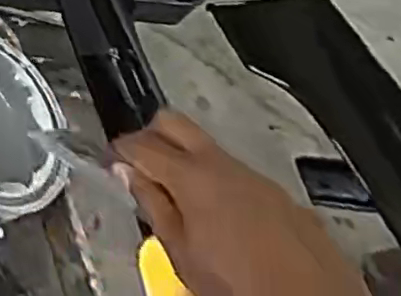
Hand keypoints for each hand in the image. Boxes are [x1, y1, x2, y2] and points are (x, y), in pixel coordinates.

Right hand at [113, 111, 368, 295]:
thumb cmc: (244, 290)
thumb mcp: (184, 257)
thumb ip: (153, 207)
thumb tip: (131, 175)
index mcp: (191, 177)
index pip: (139, 143)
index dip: (119, 150)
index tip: (113, 162)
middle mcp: (224, 166)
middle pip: (172, 121)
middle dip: (150, 135)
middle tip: (142, 164)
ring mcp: (260, 180)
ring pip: (209, 148)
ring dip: (188, 160)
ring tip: (183, 197)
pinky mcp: (287, 200)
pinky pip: (241, 176)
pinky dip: (222, 183)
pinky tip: (225, 218)